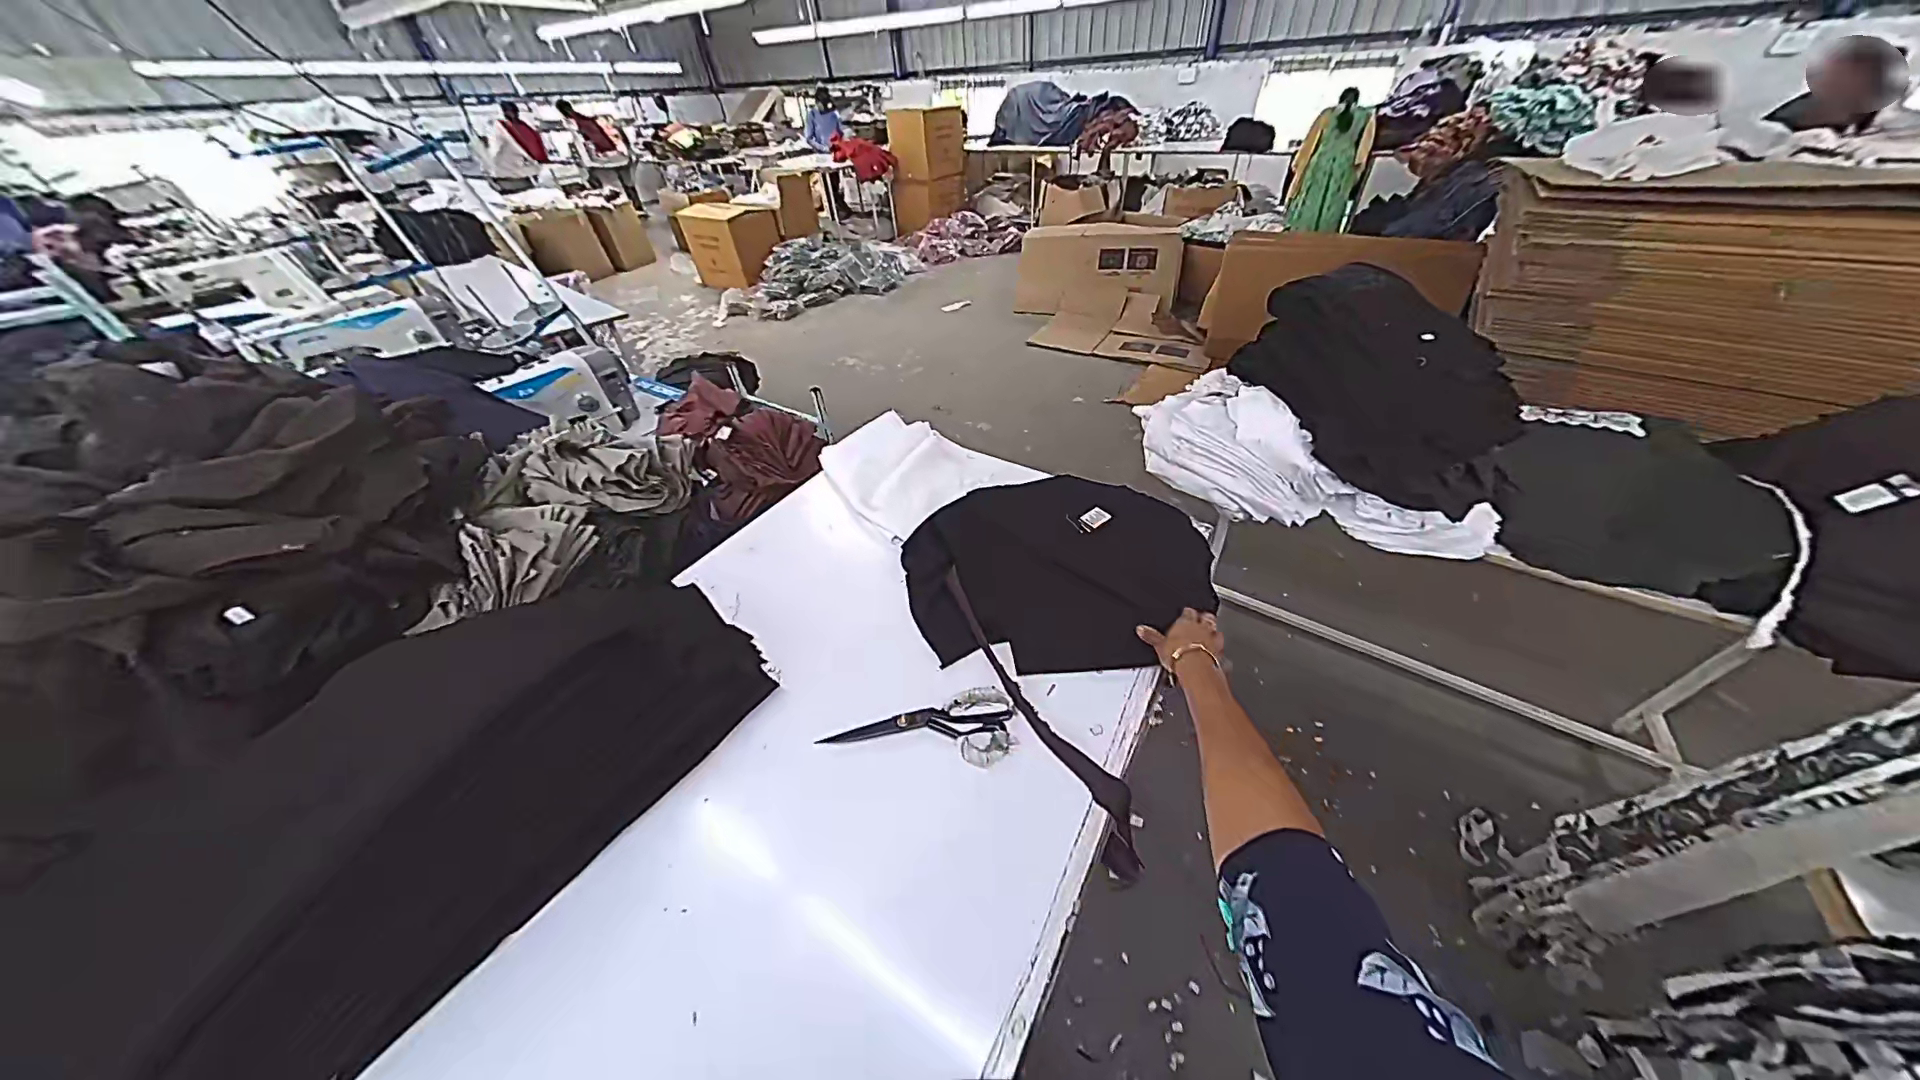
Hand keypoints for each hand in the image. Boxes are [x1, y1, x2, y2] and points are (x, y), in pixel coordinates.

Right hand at [1136, 608, 1223, 675]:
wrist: (1196, 669)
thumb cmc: (1178, 655)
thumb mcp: (1159, 645)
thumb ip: (1151, 636)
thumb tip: (1141, 629)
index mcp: (1186, 622)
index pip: (1188, 612)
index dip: (1188, 612)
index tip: (1187, 612)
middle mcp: (1201, 627)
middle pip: (1206, 617)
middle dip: (1204, 617)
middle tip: (1202, 618)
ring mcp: (1212, 639)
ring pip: (1215, 629)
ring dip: (1213, 630)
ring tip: (1211, 632)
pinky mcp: (1220, 651)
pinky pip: (1221, 646)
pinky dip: (1219, 647)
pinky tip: (1217, 650)